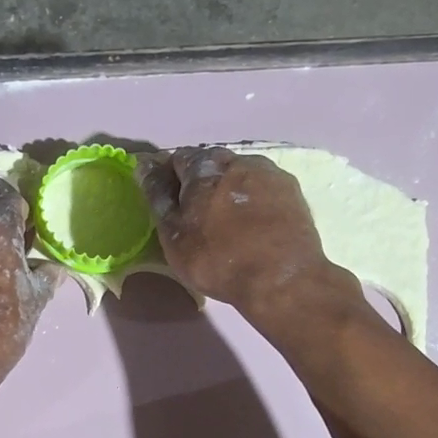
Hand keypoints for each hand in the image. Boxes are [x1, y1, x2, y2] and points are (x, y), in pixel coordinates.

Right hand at [136, 146, 342, 314]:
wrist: (281, 279)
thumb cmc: (217, 258)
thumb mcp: (173, 232)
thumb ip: (157, 195)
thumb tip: (144, 166)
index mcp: (205, 166)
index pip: (177, 158)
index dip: (168, 177)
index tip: (166, 200)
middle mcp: (239, 159)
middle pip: (211, 163)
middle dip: (199, 181)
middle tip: (194, 213)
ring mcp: (271, 174)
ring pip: (239, 174)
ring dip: (228, 189)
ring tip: (225, 220)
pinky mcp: (293, 193)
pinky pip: (262, 189)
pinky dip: (252, 200)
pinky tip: (250, 224)